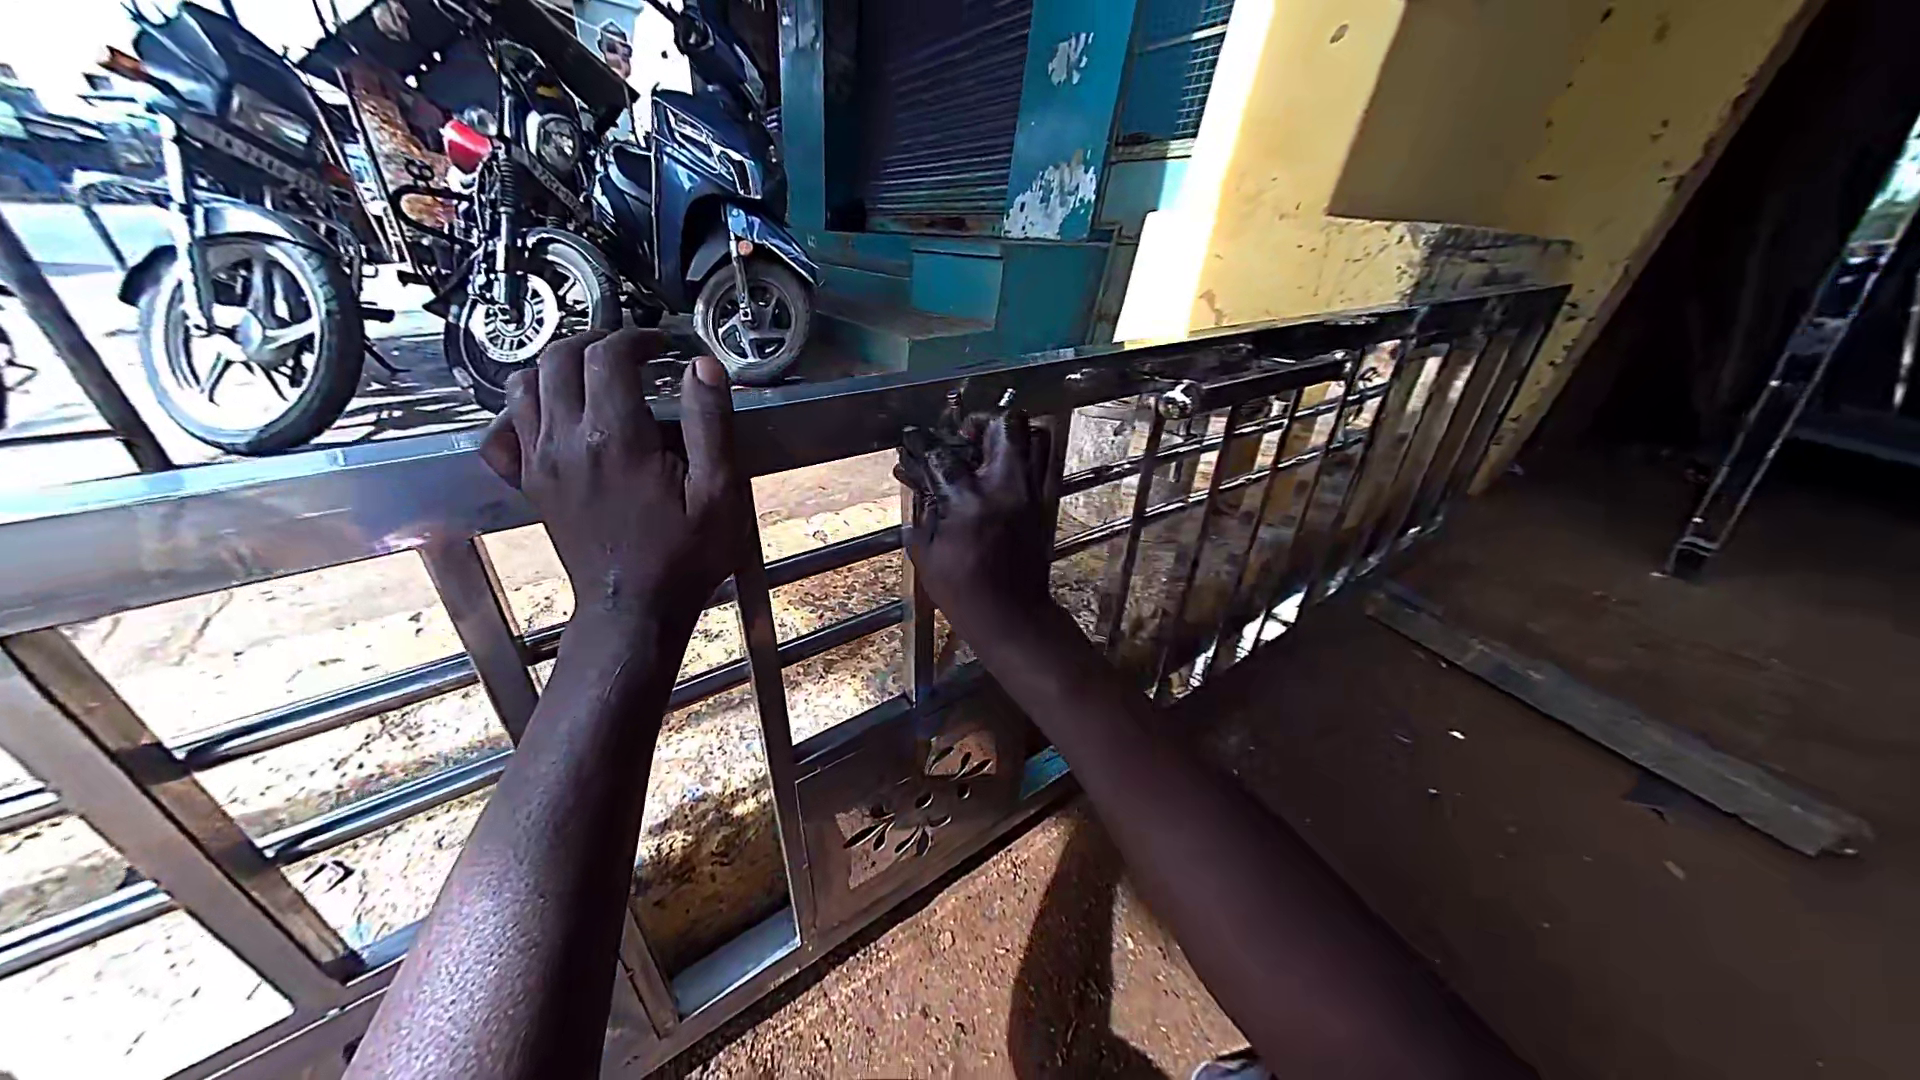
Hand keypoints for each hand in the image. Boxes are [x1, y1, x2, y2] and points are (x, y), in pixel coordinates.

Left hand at [478, 330, 744, 638]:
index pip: (610, 357)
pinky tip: (550, 413)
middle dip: (597, 342)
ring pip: (525, 385)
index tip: (661, 344)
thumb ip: (711, 425)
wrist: (635, 608)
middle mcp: (567, 442)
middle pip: (559, 359)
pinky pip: (504, 431)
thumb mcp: (719, 492)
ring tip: (596, 371)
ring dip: (559, 364)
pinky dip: (521, 409)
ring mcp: (541, 462)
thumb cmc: (685, 555)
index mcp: (616, 438)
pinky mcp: (532, 484)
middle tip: (631, 350)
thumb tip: (703, 367)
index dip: (637, 338)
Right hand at [895, 410, 1053, 630]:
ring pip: (1035, 436)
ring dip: (1009, 434)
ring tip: (987, 448)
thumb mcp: (926, 554)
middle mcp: (1005, 488)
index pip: (942, 456)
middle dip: (978, 423)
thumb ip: (922, 513)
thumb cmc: (963, 592)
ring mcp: (1031, 493)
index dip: (921, 444)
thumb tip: (917, 483)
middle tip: (963, 437)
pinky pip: (1043, 462)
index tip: (912, 438)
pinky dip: (1024, 456)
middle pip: (1004, 427)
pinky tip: (1001, 471)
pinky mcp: (1045, 503)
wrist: (1013, 615)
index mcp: (968, 503)